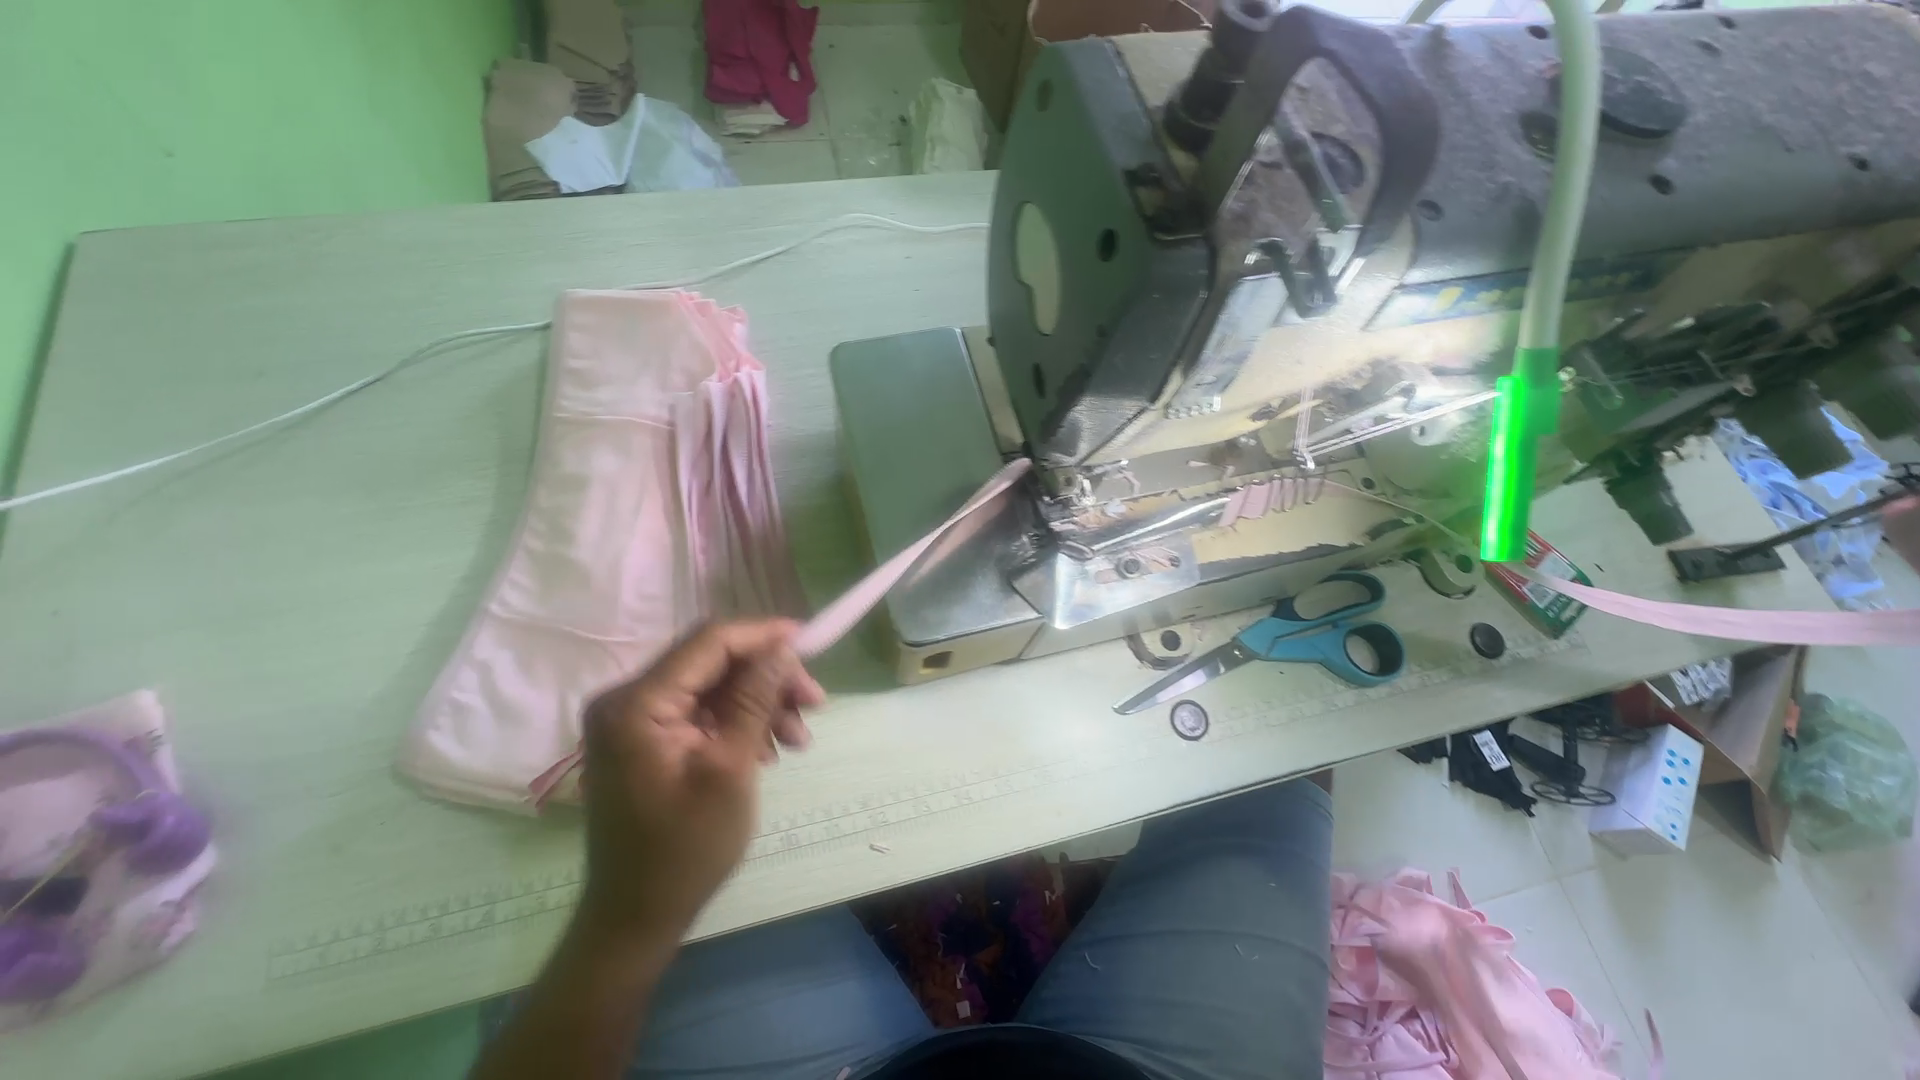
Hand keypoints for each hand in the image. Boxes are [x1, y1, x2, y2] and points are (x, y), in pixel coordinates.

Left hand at [577, 619, 823, 937]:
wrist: (637, 915)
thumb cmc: (686, 849)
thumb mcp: (731, 769)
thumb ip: (754, 699)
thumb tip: (781, 647)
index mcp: (636, 703)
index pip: (709, 642)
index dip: (763, 636)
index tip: (811, 643)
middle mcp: (626, 700)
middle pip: (711, 663)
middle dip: (767, 678)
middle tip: (815, 704)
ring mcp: (631, 721)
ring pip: (711, 688)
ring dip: (758, 703)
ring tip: (799, 739)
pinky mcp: (643, 741)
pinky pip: (698, 713)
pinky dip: (736, 723)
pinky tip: (769, 750)